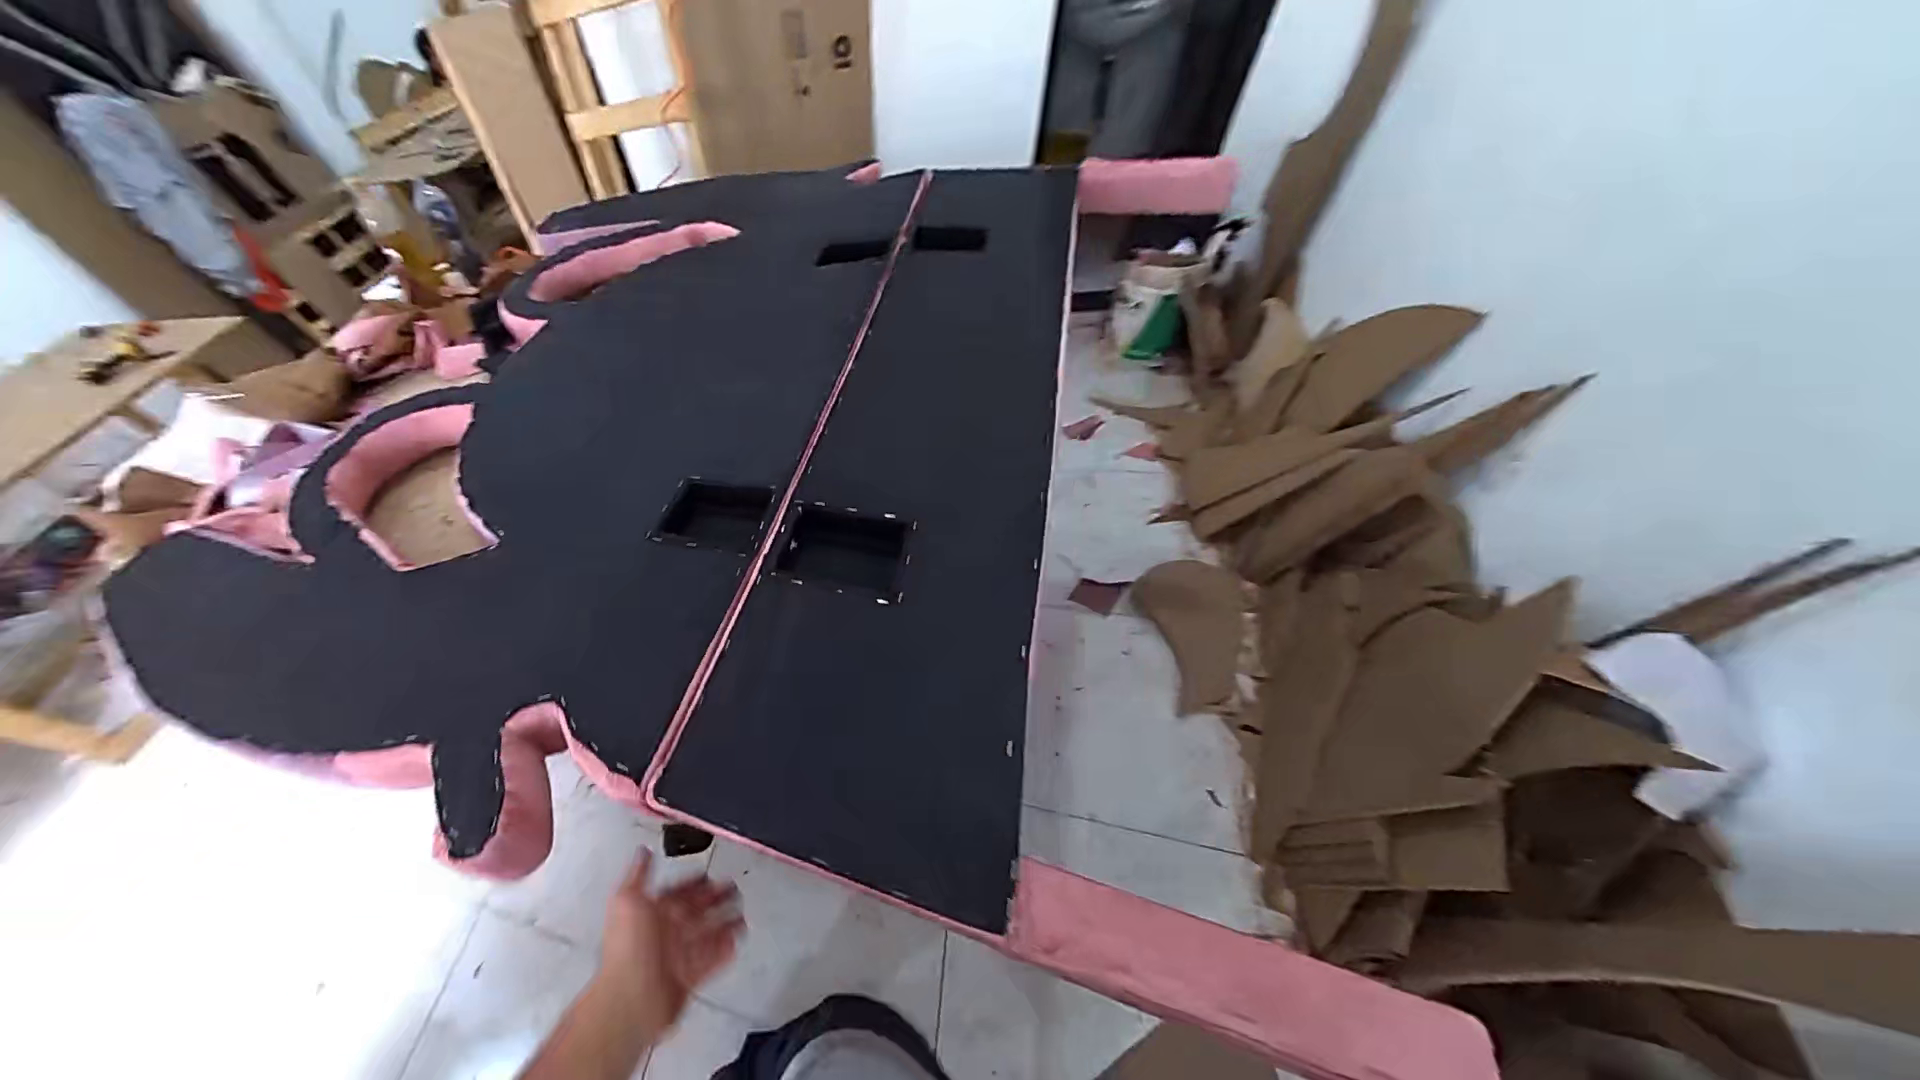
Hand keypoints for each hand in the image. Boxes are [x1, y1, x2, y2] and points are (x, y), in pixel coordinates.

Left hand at [592, 848, 744, 1037]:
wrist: (629, 999)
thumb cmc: (627, 949)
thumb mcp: (627, 901)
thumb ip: (638, 875)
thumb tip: (642, 851)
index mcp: (654, 913)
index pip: (679, 892)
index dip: (695, 882)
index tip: (709, 874)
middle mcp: (667, 933)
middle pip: (698, 910)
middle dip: (716, 898)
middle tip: (734, 888)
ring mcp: (679, 955)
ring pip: (708, 933)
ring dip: (725, 922)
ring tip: (742, 913)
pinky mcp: (690, 976)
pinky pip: (713, 959)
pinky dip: (725, 948)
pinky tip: (736, 939)